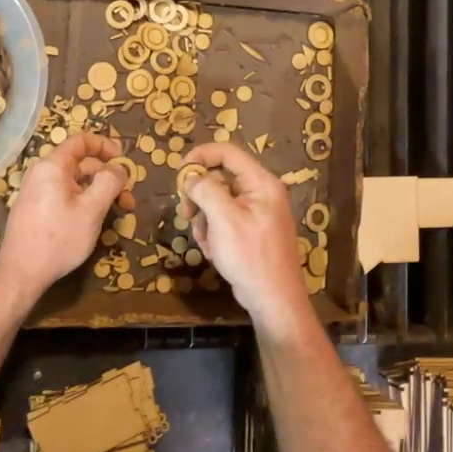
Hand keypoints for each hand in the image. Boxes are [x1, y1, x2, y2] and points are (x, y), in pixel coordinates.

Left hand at [0, 133, 135, 298]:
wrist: (22, 272)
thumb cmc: (59, 238)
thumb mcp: (92, 210)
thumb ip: (109, 182)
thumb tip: (120, 167)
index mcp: (52, 166)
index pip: (82, 141)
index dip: (106, 146)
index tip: (125, 161)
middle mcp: (42, 173)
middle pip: (81, 164)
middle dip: (108, 178)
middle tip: (128, 200)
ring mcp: (36, 192)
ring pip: (75, 183)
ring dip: (99, 193)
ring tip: (118, 214)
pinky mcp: (36, 210)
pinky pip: (64, 196)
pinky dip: (84, 202)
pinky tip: (95, 221)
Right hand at [178, 143, 310, 329]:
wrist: (272, 299)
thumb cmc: (250, 255)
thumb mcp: (224, 219)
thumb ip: (206, 190)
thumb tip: (191, 177)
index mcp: (261, 183)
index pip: (227, 153)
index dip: (200, 156)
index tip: (179, 173)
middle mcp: (261, 193)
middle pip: (219, 178)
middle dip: (199, 196)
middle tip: (187, 214)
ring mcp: (256, 214)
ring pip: (218, 201)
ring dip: (204, 219)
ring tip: (206, 241)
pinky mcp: (251, 232)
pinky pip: (224, 220)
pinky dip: (213, 232)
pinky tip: (214, 251)